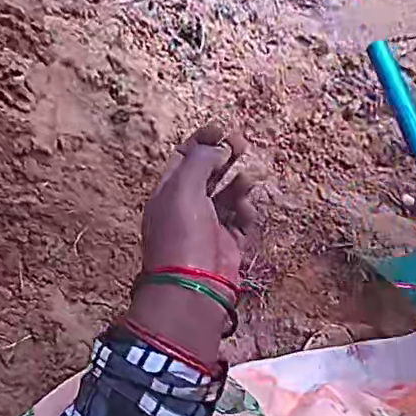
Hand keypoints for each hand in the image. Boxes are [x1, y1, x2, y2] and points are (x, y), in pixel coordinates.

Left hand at [126, 126, 260, 365]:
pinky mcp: (227, 244)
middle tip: (242, 143)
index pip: (183, 159)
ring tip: (248, 178)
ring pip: (227, 196)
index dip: (201, 142)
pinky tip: (246, 210)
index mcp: (168, 193)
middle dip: (224, 157)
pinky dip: (246, 211)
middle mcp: (186, 207)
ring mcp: (207, 226)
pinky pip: (240, 220)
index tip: (221, 129)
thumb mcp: (184, 190)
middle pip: (207, 173)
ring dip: (238, 183)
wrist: (194, 287)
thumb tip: (218, 148)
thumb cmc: (182, 235)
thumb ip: (201, 162)